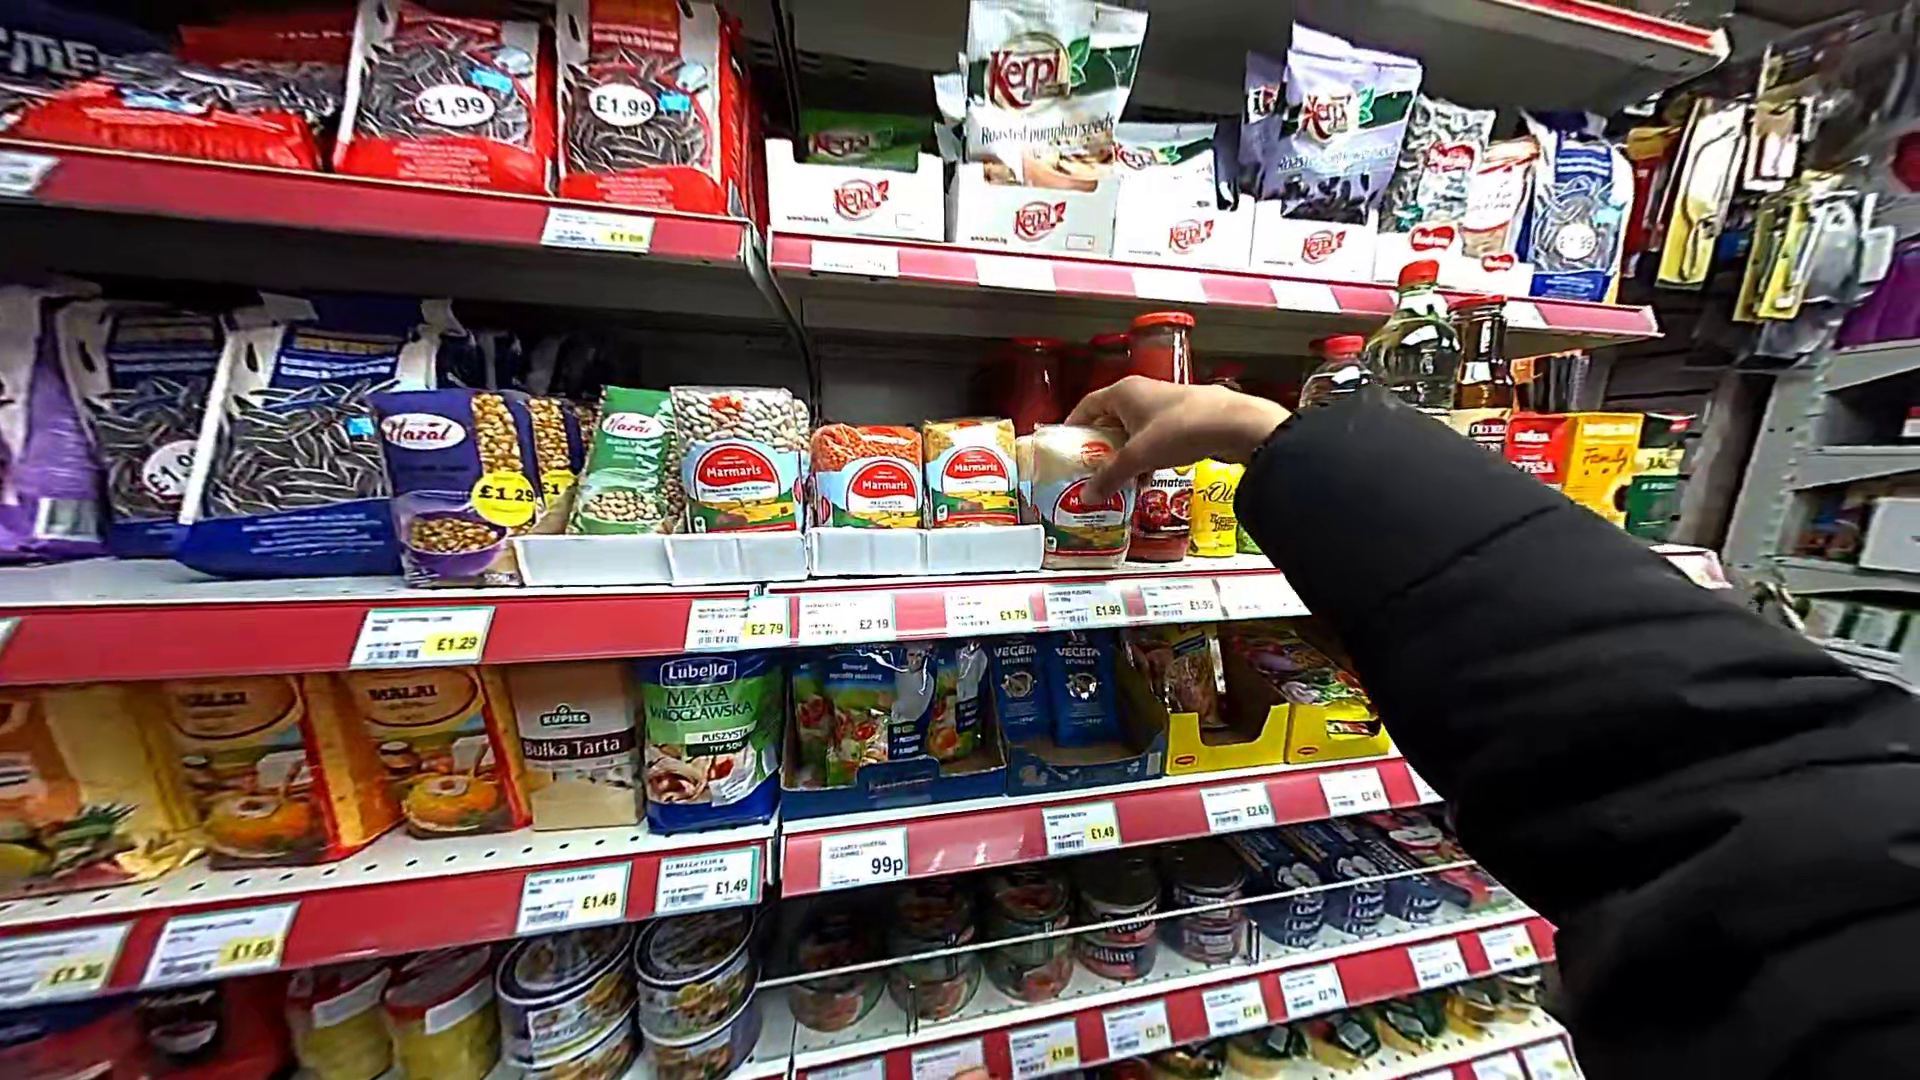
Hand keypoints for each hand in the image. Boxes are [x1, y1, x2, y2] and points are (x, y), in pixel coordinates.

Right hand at [1066, 377, 1290, 500]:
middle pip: (1111, 418)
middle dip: (1101, 444)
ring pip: (1135, 429)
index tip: (1066, 445)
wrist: (1237, 426)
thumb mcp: (1138, 457)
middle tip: (1091, 467)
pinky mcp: (1186, 417)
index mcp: (1125, 392)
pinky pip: (1156, 436)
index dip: (1074, 424)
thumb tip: (1087, 496)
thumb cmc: (1181, 429)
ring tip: (1119, 476)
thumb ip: (1110, 476)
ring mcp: (1166, 404)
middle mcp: (1143, 392)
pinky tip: (1149, 475)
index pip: (1087, 405)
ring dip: (1125, 452)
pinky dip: (1147, 454)